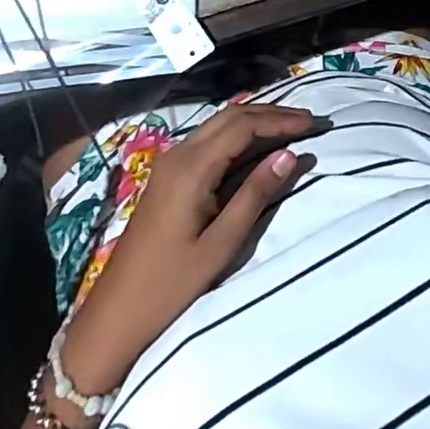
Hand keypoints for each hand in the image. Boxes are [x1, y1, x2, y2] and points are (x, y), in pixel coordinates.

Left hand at [58, 104, 317, 393]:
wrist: (115, 315)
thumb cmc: (171, 286)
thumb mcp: (222, 245)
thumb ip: (256, 195)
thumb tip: (290, 154)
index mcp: (190, 169)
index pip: (243, 126)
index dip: (281, 120)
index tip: (314, 123)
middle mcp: (178, 155)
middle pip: (231, 116)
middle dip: (272, 113)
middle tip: (309, 121)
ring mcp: (170, 163)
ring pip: (220, 123)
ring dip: (257, 120)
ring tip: (293, 126)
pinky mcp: (169, 175)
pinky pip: (210, 138)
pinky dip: (240, 133)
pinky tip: (260, 143)